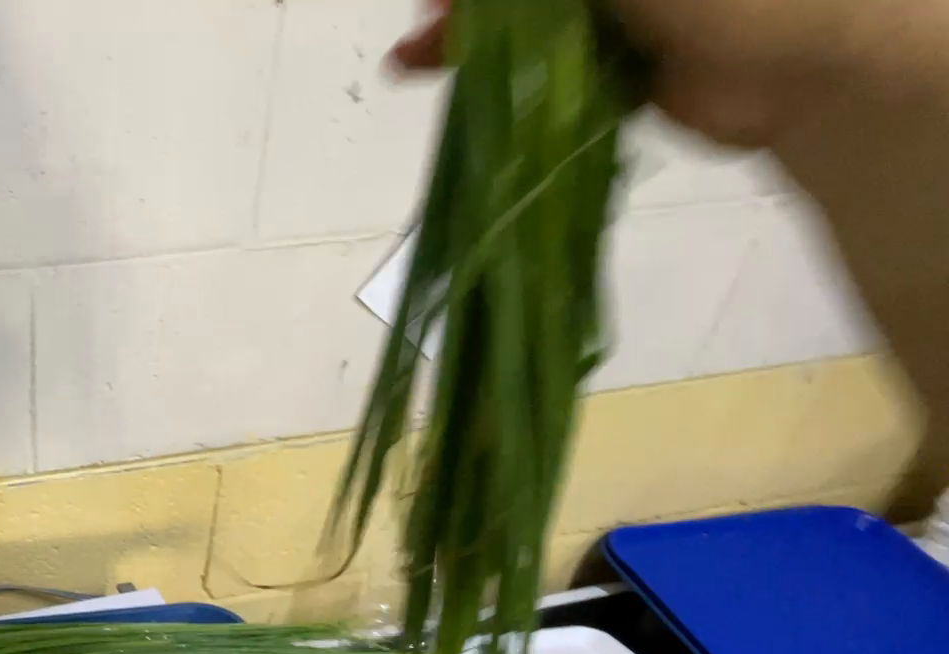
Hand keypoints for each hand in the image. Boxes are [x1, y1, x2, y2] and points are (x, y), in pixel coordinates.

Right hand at [388, 0, 947, 147]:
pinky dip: (496, 71)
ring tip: (411, 59)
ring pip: (521, 23)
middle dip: (464, 6)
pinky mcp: (609, 60)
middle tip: (419, 24)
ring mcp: (616, 11)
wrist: (807, 69)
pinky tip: (450, 80)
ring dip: (465, 39)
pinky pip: (537, 62)